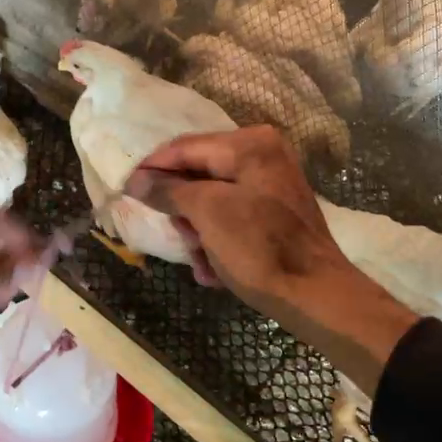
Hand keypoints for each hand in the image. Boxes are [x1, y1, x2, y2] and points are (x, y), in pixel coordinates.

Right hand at [123, 127, 416, 391]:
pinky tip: (214, 271)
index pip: (184, 147)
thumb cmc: (259, 247)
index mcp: (249, 145)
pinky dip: (219, 243)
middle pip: (198, 176)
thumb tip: (135, 180)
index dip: (152, 169)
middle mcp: (263, 157)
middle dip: (182, 210)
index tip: (125, 190)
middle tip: (174, 234)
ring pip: (213, 202)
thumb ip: (168, 190)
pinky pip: (233, 220)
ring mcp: (271, 188)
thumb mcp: (207, 213)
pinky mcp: (276, 218)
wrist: (316, 296)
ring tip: (198, 260)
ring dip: (198, 234)